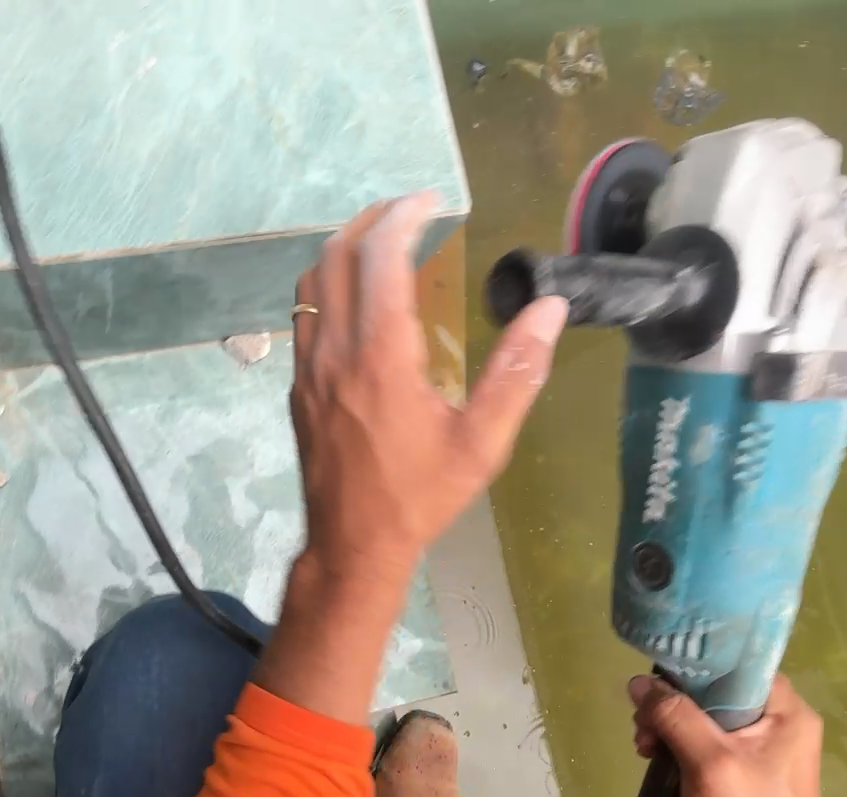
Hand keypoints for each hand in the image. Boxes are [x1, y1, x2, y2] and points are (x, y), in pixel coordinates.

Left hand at [290, 192, 569, 588]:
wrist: (352, 543)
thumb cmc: (419, 497)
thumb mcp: (481, 445)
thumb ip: (516, 374)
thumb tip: (549, 309)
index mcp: (381, 358)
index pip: (381, 258)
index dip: (405, 216)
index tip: (433, 202)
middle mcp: (335, 353)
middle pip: (336, 257)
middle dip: (372, 220)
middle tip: (409, 211)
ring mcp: (307, 370)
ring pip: (312, 285)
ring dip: (343, 249)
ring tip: (381, 243)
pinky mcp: (297, 389)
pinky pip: (304, 318)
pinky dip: (328, 287)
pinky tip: (356, 299)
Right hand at [629, 674, 822, 796]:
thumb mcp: (707, 761)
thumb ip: (674, 716)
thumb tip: (639, 683)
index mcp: (789, 715)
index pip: (742, 667)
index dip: (699, 666)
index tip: (661, 677)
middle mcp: (779, 726)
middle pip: (716, 691)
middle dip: (673, 703)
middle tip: (645, 722)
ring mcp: (759, 749)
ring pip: (703, 716)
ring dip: (668, 725)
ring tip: (645, 744)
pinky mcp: (739, 770)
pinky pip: (702, 740)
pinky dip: (675, 743)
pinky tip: (653, 755)